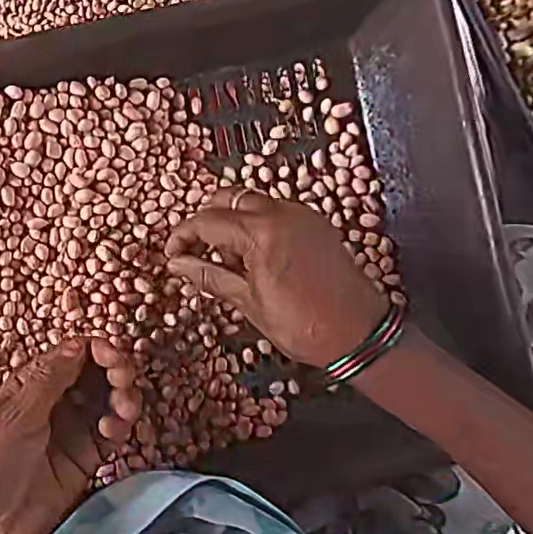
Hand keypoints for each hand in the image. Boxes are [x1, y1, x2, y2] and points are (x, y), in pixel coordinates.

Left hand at [0, 337, 141, 533]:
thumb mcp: (13, 417)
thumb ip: (48, 380)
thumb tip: (78, 343)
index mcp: (29, 386)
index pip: (69, 355)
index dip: (93, 349)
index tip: (110, 355)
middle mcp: (53, 403)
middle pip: (94, 373)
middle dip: (113, 369)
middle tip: (121, 377)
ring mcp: (71, 430)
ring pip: (107, 400)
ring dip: (122, 396)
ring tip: (123, 407)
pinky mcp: (86, 458)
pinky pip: (111, 431)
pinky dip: (118, 425)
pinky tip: (111, 432)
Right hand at [164, 188, 389, 366]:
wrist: (360, 334)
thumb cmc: (305, 325)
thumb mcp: (247, 302)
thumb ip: (209, 276)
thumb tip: (177, 264)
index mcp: (261, 233)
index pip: (206, 221)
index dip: (182, 236)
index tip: (172, 253)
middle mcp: (282, 215)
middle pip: (228, 199)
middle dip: (205, 221)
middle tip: (194, 251)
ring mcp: (302, 217)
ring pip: (252, 202)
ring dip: (230, 221)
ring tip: (223, 258)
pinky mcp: (315, 226)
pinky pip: (275, 212)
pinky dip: (255, 224)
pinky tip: (251, 256)